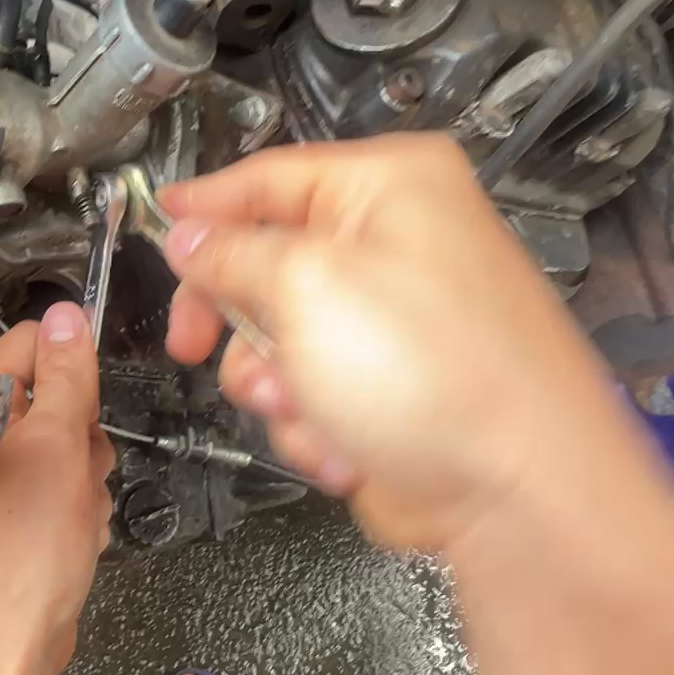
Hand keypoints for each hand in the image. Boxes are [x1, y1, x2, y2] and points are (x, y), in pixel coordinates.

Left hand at [0, 303, 115, 674]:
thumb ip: (68, 377)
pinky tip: (73, 536)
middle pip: (55, 400)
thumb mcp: (59, 447)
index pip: (30, 345)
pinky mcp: (10, 514)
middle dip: (82, 437)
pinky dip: (76, 508)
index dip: (71, 368)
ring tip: (76, 513)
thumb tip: (68, 314)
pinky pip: (60, 488)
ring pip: (66, 448)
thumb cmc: (26, 550)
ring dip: (86, 479)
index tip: (87, 406)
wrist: (5, 651)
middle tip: (79, 471)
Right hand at [159, 135, 665, 554]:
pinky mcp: (384, 380)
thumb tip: (188, 237)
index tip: (159, 221)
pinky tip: (343, 439)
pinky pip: (304, 386)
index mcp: (389, 189)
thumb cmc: (431, 375)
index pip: (267, 178)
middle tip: (193, 343)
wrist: (514, 496)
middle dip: (233, 318)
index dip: (204, 204)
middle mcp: (393, 244)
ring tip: (306, 406)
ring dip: (272, 382)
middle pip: (261, 262)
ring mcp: (389, 318)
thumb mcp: (304, 289)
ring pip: (273, 336)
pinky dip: (308, 418)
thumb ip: (230, 254)